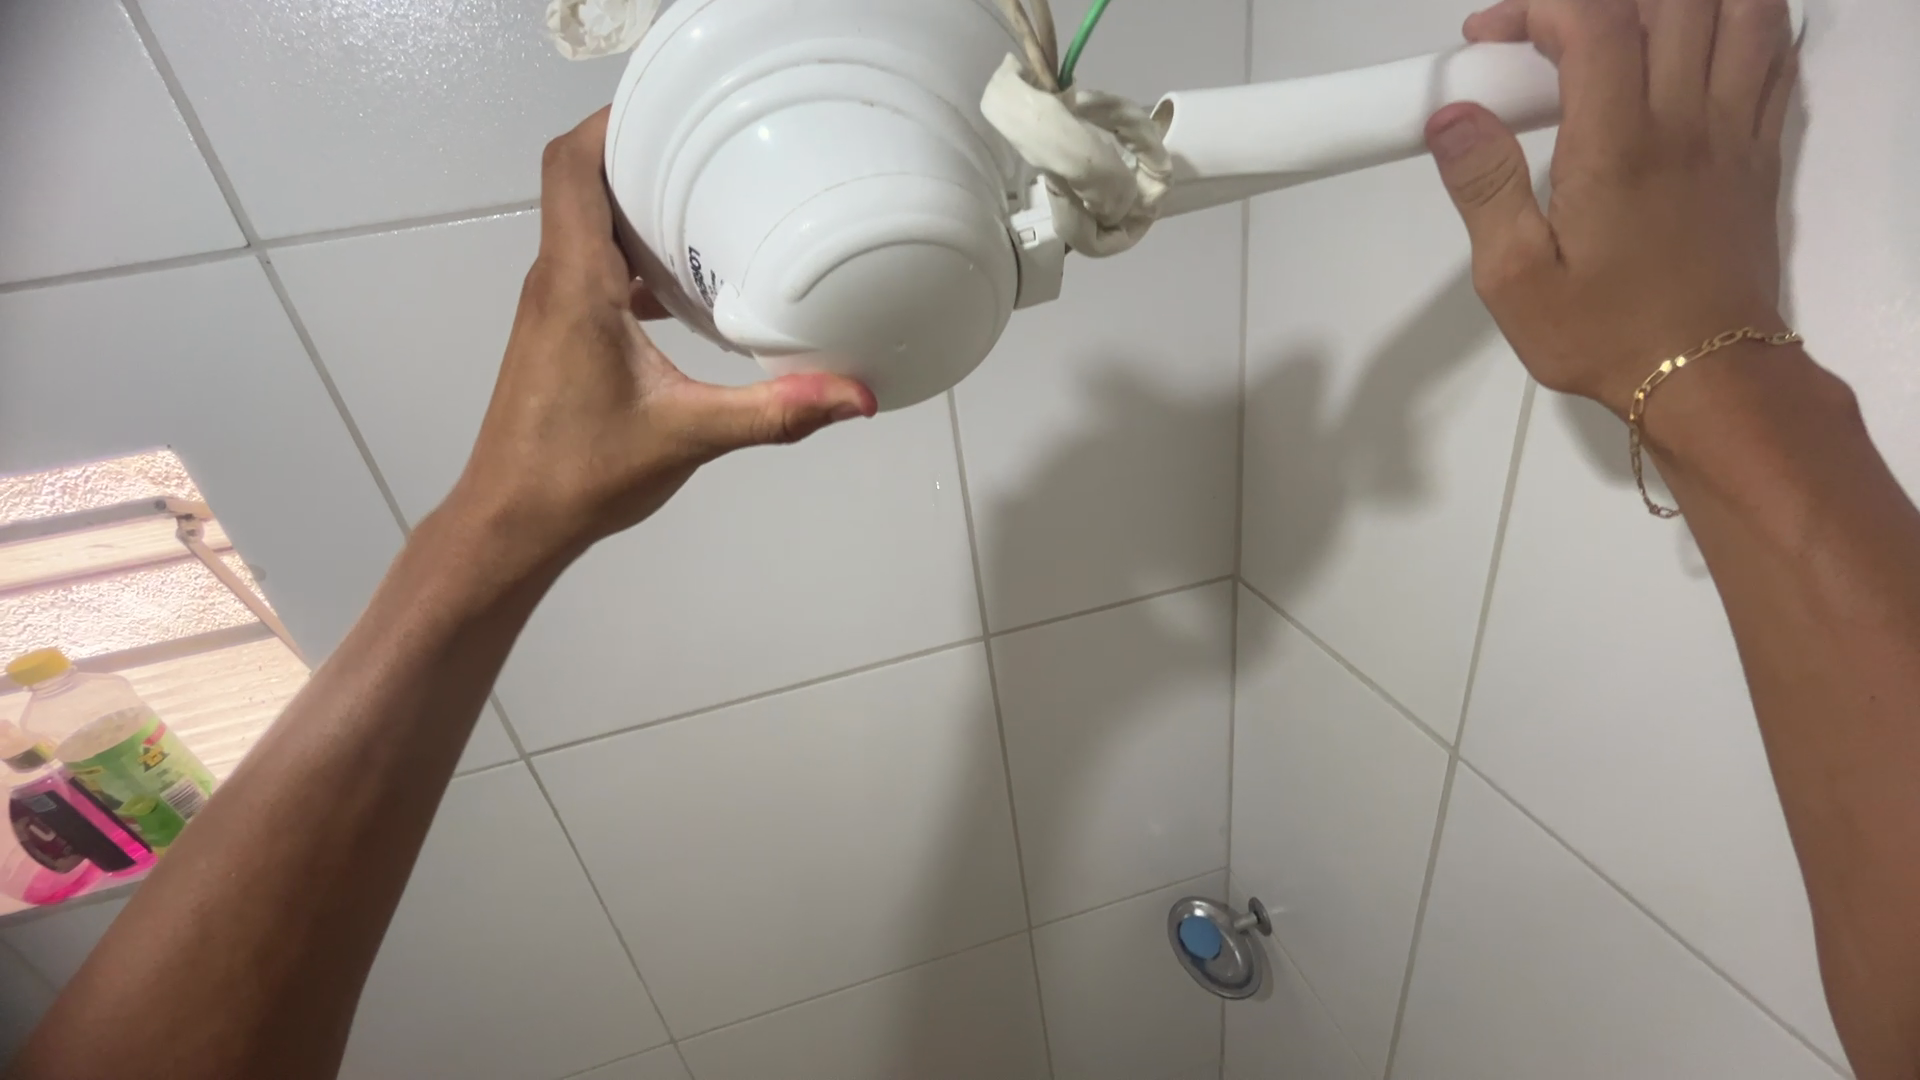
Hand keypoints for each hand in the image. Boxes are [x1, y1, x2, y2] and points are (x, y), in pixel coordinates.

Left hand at [444, 109, 876, 565]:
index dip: (613, 122)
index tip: (675, 114)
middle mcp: (556, 281)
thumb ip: (775, 412)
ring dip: (642, 212)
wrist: (515, 520)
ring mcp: (555, 309)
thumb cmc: (586, 471)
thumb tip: (858, 397)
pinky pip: (597, 272)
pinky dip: (639, 263)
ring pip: (590, 229)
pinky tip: (689, 295)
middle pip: (584, 185)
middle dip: (644, 160)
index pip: (572, 166)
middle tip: (717, 161)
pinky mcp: (562, 336)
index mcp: (577, 283)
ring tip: (714, 216)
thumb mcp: (690, 435)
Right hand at [1424, 0, 1798, 416]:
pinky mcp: (1763, 145)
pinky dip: (1733, 18)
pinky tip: (1691, 39)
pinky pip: (1773, 46)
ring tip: (1610, 26)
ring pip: (1737, 5)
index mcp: (1620, 147)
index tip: (1486, 36)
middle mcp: (1690, 116)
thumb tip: (1451, 116)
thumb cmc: (1595, 331)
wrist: (1703, 370)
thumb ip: (1485, 187)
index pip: (1596, 25)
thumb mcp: (1512, 275)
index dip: (1538, 9)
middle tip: (1536, 32)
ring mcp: (1739, 125)